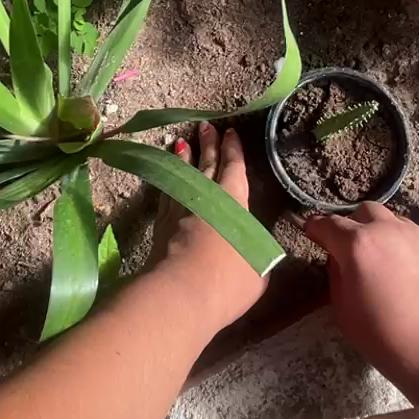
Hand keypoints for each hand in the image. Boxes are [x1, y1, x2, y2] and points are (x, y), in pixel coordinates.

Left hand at [149, 122, 266, 327]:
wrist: (181, 292)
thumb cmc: (228, 280)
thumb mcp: (258, 270)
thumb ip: (256, 253)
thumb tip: (255, 250)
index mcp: (235, 200)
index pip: (234, 167)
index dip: (233, 149)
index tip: (230, 132)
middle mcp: (206, 196)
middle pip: (207, 163)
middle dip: (208, 144)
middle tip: (206, 126)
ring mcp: (180, 207)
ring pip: (183, 174)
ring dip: (184, 158)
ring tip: (181, 143)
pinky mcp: (161, 222)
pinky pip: (166, 192)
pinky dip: (167, 180)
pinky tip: (165, 177)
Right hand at [304, 202, 418, 402]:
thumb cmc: (388, 341)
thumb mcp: (344, 313)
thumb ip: (336, 276)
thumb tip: (338, 258)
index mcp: (358, 246)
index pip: (328, 224)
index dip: (316, 227)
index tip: (312, 232)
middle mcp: (387, 230)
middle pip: (363, 212)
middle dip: (353, 226)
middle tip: (354, 250)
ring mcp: (418, 235)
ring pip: (393, 221)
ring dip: (382, 234)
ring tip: (386, 262)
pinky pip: (417, 236)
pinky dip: (407, 247)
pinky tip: (412, 273)